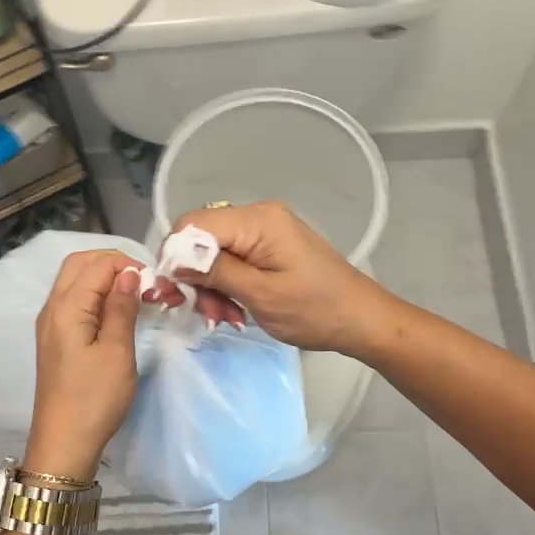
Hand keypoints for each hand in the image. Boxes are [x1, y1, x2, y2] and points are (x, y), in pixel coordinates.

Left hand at [24, 249, 143, 480]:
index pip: (97, 264)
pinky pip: (73, 302)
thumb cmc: (94, 398)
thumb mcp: (116, 351)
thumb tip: (129, 274)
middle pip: (79, 264)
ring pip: (74, 282)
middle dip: (112, 263)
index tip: (156, 283)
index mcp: (66, 306)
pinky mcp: (55, 339)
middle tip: (144, 282)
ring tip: (135, 295)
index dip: (128, 264)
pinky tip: (116, 313)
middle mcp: (52, 308)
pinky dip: (95, 296)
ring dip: (103, 279)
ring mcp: (50, 324)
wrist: (64, 442)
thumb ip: (121, 308)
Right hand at [165, 201, 400, 358]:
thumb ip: (214, 273)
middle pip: (201, 238)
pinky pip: (232, 259)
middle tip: (207, 315)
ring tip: (226, 318)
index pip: (193, 224)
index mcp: (257, 221)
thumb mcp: (259, 295)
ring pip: (212, 253)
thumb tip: (173, 261)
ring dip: (210, 288)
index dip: (175, 257)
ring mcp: (264, 230)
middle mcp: (257, 215)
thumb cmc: (315, 310)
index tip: (174, 294)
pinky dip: (226, 285)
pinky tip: (235, 310)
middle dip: (195, 278)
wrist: (361, 319)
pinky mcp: (268, 246)